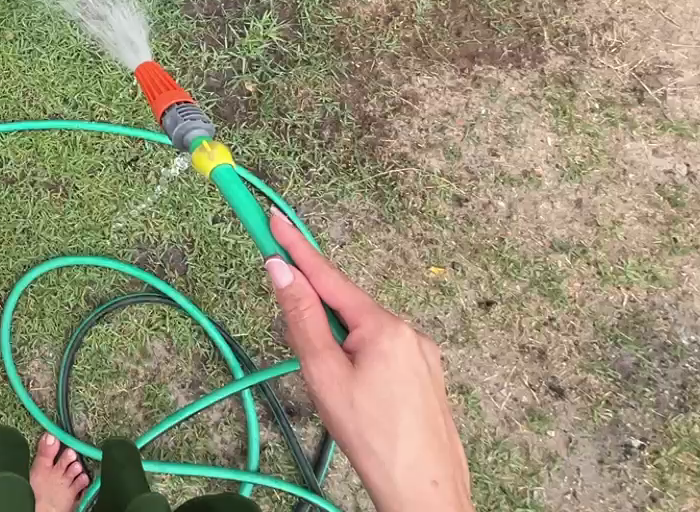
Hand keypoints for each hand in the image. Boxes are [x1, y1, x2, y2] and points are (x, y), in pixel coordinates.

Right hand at [265, 208, 473, 511]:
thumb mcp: (322, 371)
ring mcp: (422, 354)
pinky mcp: (427, 375)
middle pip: (343, 303)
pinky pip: (379, 346)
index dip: (294, 244)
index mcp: (382, 326)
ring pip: (360, 327)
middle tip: (299, 344)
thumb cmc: (369, 435)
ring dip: (334, 337)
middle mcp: (408, 331)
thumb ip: (300, 315)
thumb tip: (279, 267)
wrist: (426, 497)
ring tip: (330, 383)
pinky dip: (355, 350)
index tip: (272, 214)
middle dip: (313, 310)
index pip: (326, 274)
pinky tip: (351, 386)